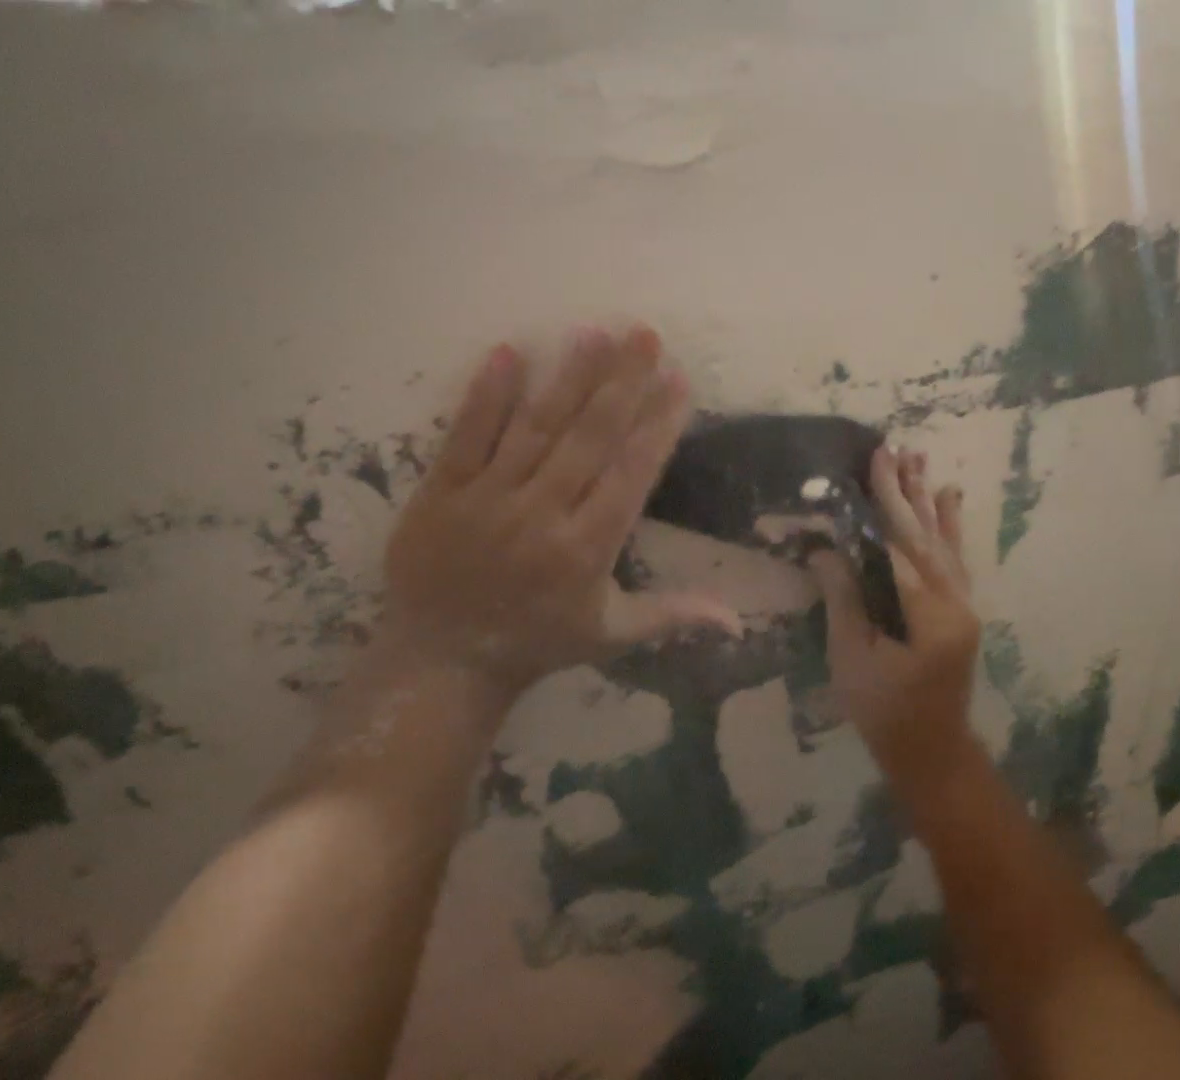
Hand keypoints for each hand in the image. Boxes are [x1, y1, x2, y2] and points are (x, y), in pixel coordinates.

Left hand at [380, 326, 739, 702]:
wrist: (443, 661)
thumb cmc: (539, 644)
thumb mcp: (613, 634)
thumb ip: (674, 615)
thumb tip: (738, 621)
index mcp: (588, 548)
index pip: (631, 473)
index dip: (657, 424)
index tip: (678, 380)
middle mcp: (543, 514)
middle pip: (589, 437)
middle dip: (621, 382)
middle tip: (643, 334)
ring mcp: (489, 499)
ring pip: (536, 428)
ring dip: (568, 378)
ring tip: (594, 332)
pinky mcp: (441, 492)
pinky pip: (466, 436)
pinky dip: (487, 396)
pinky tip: (509, 352)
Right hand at [810, 445, 978, 776]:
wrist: (930, 748)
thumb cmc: (884, 711)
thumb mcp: (853, 658)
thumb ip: (843, 600)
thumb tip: (825, 549)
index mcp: (928, 614)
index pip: (900, 546)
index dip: (884, 504)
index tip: (873, 463)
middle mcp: (955, 601)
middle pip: (925, 536)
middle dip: (905, 492)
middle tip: (893, 449)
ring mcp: (963, 604)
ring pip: (944, 542)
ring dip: (928, 501)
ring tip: (920, 460)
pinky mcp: (961, 610)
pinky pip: (955, 560)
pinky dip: (949, 527)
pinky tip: (948, 498)